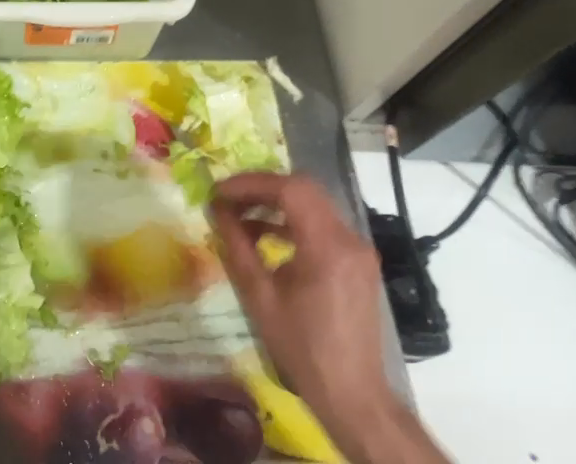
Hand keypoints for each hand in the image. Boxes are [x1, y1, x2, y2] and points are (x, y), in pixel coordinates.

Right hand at [211, 173, 447, 463]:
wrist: (351, 392)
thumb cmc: (301, 347)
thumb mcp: (259, 295)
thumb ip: (237, 245)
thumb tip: (217, 209)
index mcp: (327, 246)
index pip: (290, 189)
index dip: (250, 183)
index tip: (219, 192)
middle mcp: (349, 239)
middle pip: (303, 190)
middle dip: (261, 188)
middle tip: (227, 199)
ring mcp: (358, 250)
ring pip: (313, 205)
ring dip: (275, 204)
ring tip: (239, 217)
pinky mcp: (357, 262)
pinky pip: (322, 226)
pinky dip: (292, 223)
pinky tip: (265, 238)